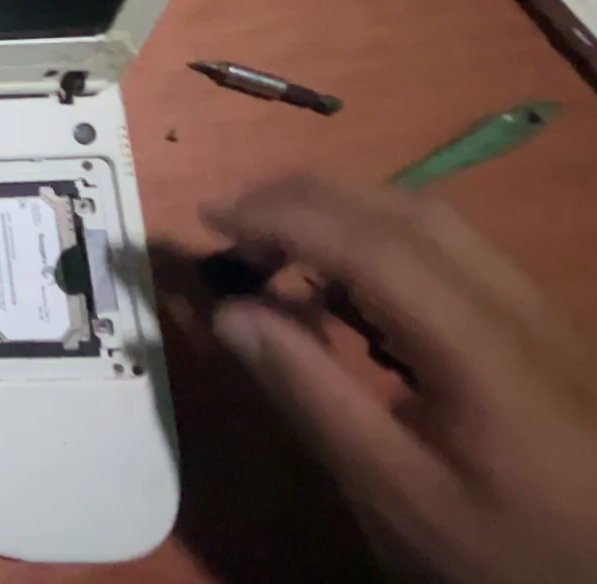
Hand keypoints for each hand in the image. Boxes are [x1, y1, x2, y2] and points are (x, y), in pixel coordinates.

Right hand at [205, 176, 596, 583]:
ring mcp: (537, 315)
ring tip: (271, 243)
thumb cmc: (506, 546)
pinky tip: (336, 278)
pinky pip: (444, 248)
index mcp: (483, 352)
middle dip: (301, 199)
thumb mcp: (396, 491)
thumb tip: (227, 310)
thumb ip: (310, 393)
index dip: (282, 218)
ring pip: (427, 219)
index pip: (372, 247)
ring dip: (335, 211)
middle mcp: (517, 311)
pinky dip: (370, 236)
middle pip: (402, 212)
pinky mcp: (537, 328)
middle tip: (229, 224)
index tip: (208, 219)